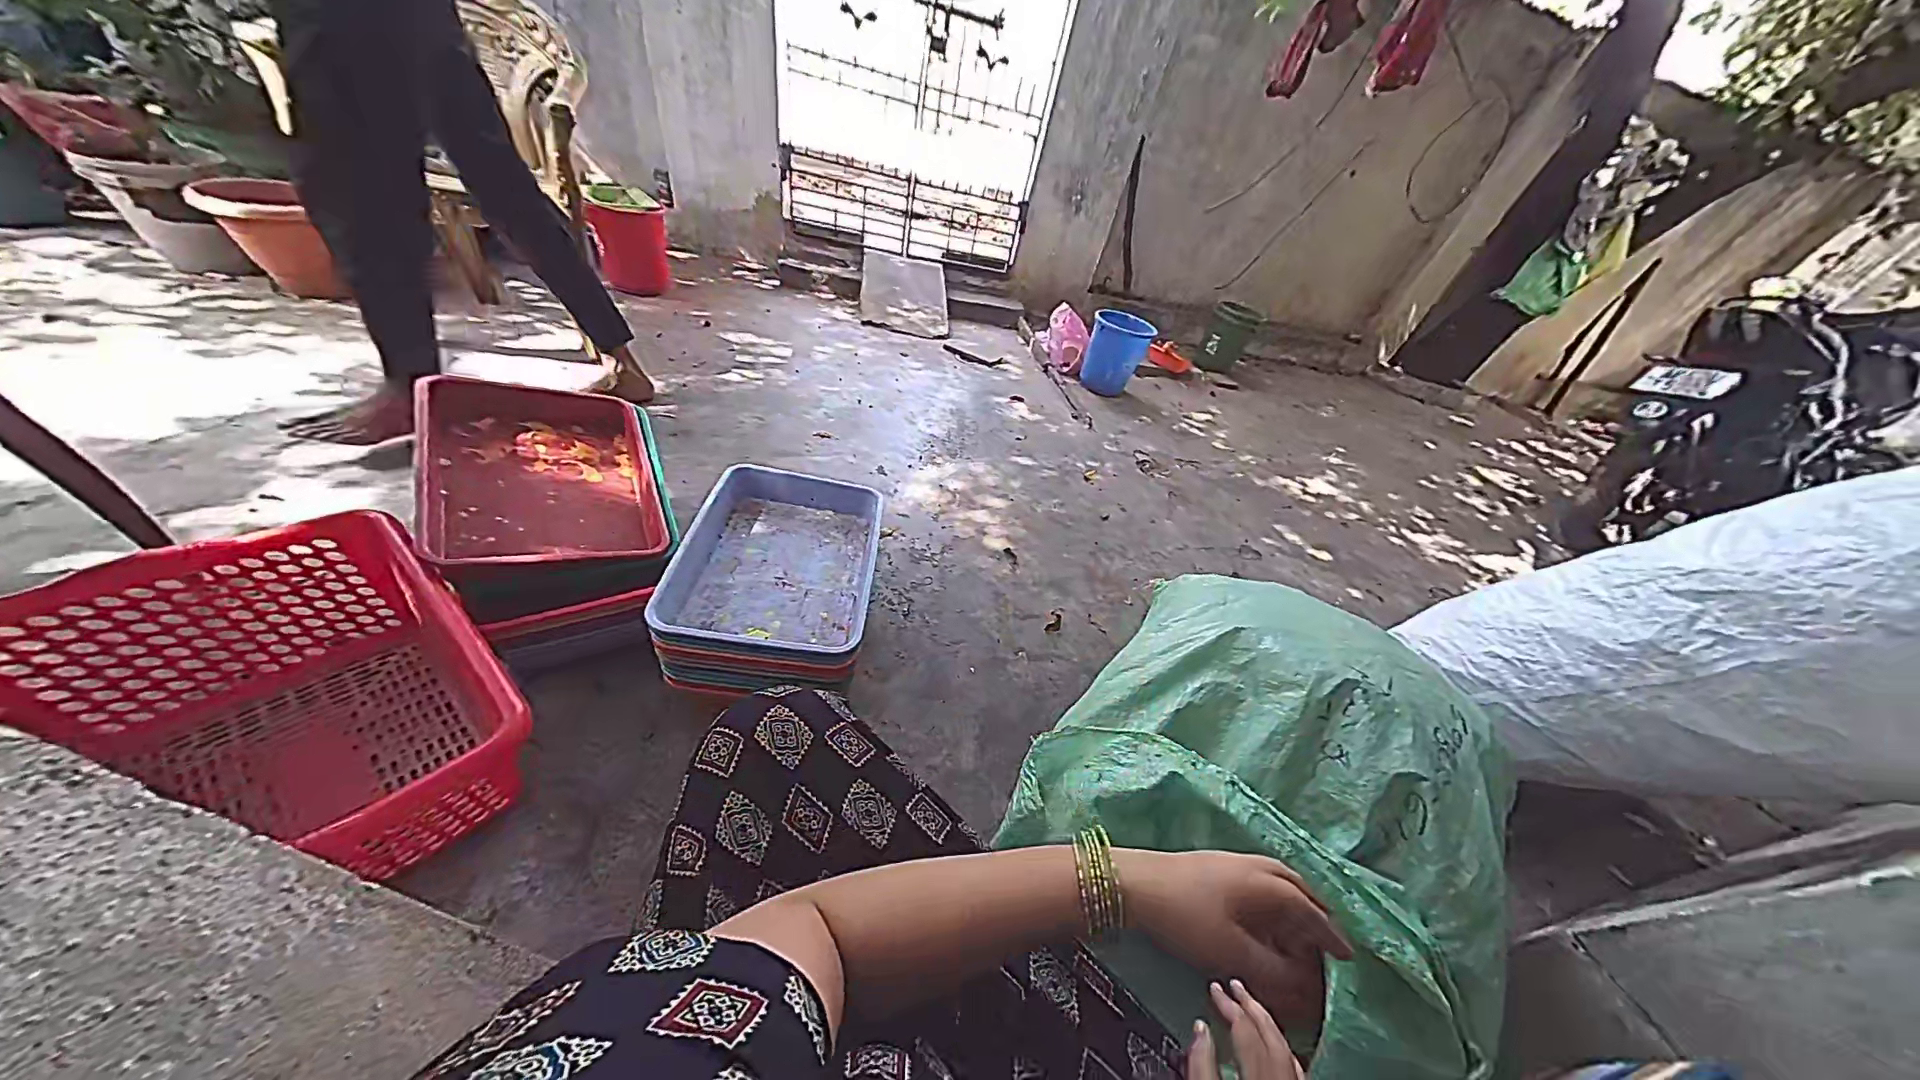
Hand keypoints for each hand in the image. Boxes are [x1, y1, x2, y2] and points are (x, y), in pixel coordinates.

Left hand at [1112, 849, 1351, 1024]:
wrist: (1136, 883)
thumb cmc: (1187, 916)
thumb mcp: (1232, 951)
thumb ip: (1273, 971)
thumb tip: (1304, 986)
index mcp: (1263, 883)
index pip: (1308, 908)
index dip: (1329, 933)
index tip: (1347, 955)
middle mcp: (1251, 866)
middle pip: (1294, 885)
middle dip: (1314, 910)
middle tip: (1327, 935)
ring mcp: (1228, 861)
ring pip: (1273, 879)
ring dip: (1291, 901)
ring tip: (1298, 927)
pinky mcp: (1210, 865)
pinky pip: (1254, 879)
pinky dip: (1269, 897)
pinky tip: (1261, 916)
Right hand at [1188, 980, 1305, 1079]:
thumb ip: (1201, 1065)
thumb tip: (1200, 1028)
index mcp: (1259, 1076)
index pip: (1245, 1030)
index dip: (1228, 1005)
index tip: (1214, 988)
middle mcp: (1282, 1079)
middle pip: (1271, 1036)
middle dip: (1251, 1006)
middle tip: (1235, 985)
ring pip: (1287, 1050)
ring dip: (1268, 1023)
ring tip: (1252, 1006)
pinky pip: (1297, 1068)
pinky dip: (1283, 1048)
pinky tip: (1276, 1044)